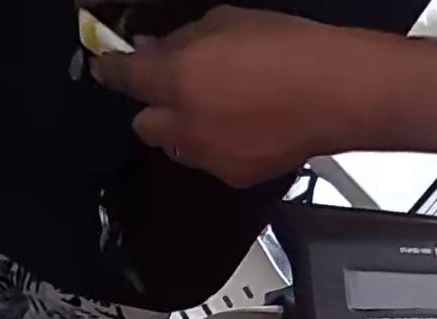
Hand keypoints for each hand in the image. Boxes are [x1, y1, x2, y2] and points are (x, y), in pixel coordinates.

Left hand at [91, 6, 388, 186]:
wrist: (331, 96)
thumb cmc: (287, 51)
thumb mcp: (225, 22)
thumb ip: (182, 41)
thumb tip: (157, 49)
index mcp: (178, 79)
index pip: (125, 78)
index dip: (110, 71)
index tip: (105, 68)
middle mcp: (187, 126)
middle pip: (144, 128)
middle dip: (149, 109)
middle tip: (167, 92)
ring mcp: (211, 158)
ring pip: (177, 150)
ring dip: (181, 133)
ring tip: (209, 114)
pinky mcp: (235, 178)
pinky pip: (210, 164)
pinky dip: (214, 150)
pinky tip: (238, 132)